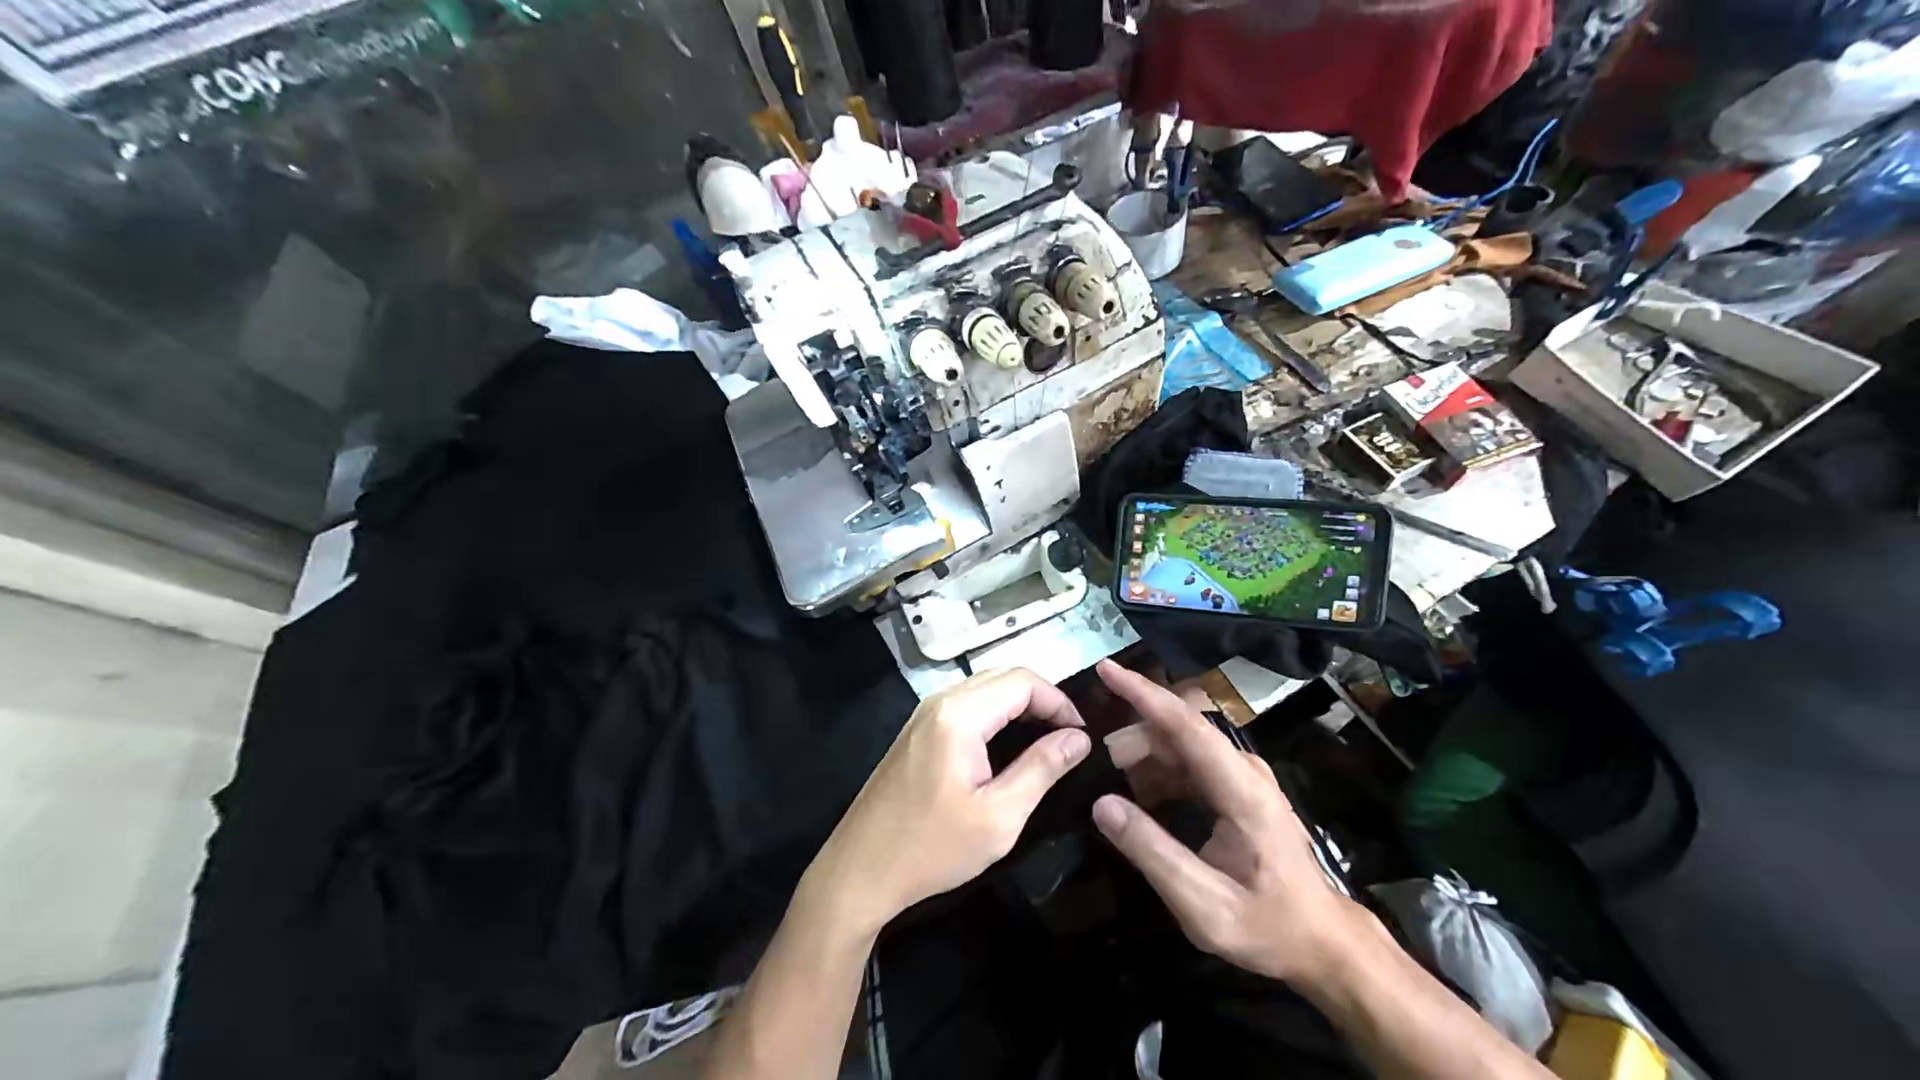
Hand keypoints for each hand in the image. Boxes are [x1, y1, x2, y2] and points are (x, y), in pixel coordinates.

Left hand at [800, 668, 1089, 934]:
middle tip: (1068, 738)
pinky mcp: (917, 730)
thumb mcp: (998, 817)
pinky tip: (1009, 746)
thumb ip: (1041, 769)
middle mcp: (939, 702)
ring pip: (984, 689)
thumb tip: (1078, 738)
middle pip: (1003, 677)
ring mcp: (923, 714)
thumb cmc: (931, 848)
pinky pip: (966, 705)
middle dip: (1042, 700)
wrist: (860, 870)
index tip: (1081, 736)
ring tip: (1046, 741)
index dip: (1059, 701)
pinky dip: (995, 715)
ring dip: (1019, 706)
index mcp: (959, 715)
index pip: (1022, 681)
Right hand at [1090, 660, 1382, 986]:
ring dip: (1146, 755)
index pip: (1187, 726)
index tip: (1106, 669)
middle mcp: (1246, 771)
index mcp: (1243, 792)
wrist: (1321, 942)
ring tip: (1116, 780)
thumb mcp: (1204, 906)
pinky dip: (1160, 769)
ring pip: (1183, 743)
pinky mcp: (1240, 787)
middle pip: (1180, 730)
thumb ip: (1151, 853)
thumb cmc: (1267, 925)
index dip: (1143, 694)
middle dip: (1135, 736)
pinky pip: (1191, 761)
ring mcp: (1246, 777)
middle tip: (1100, 762)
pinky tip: (1142, 796)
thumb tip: (1101, 804)